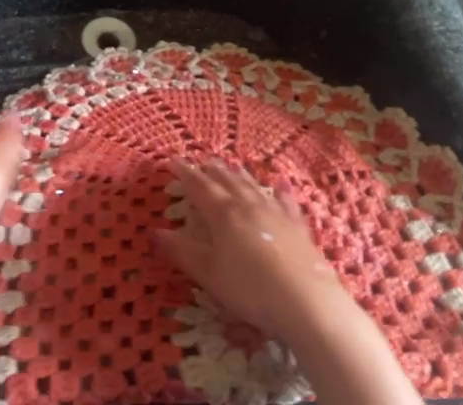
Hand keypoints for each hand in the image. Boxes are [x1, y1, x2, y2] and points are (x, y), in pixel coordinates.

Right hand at [156, 160, 337, 339]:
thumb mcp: (209, 274)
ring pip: (254, 187)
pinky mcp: (299, 229)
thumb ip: (182, 252)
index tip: (174, 160)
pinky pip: (287, 203)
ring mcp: (276, 215)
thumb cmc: (250, 289)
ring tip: (232, 165)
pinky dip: (281, 192)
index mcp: (223, 214)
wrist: (308, 303)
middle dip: (212, 170)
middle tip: (202, 160)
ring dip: (240, 175)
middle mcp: (248, 206)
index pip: (199, 187)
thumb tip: (154, 231)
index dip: (185, 174)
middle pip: (227, 182)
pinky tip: (281, 184)